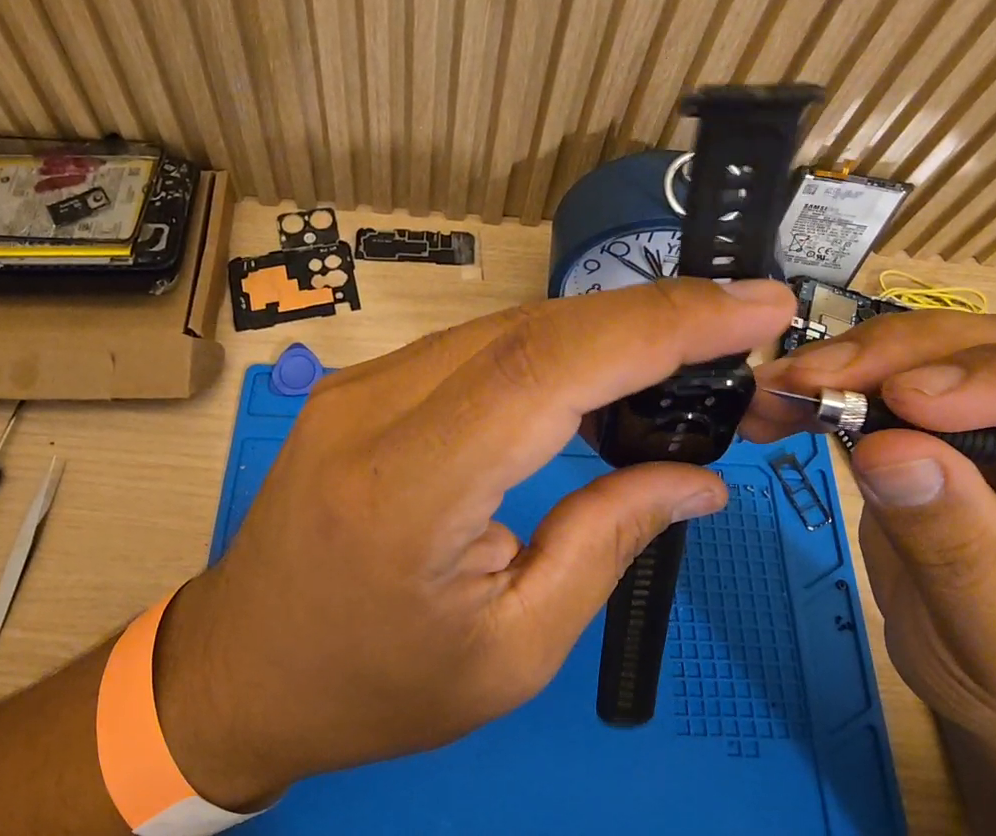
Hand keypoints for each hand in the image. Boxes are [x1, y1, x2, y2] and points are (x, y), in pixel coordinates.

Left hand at [155, 279, 795, 808]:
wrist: (243, 669)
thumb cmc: (375, 686)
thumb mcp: (510, 653)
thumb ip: (605, 547)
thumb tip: (698, 479)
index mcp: (405, 491)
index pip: (544, 371)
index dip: (657, 327)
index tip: (752, 309)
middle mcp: (371, 411)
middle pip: (530, 330)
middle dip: (651, 312)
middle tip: (746, 315)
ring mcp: (357, 386)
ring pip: (504, 326)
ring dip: (607, 324)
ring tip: (697, 338)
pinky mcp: (360, 385)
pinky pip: (474, 346)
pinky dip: (555, 343)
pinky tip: (607, 359)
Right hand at [745, 311, 995, 754]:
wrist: (994, 699)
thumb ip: (960, 547)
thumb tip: (889, 448)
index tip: (914, 402)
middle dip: (912, 357)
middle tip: (822, 380)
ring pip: (948, 347)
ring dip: (861, 360)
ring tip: (788, 387)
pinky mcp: (953, 424)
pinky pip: (895, 378)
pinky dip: (836, 382)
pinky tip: (786, 398)